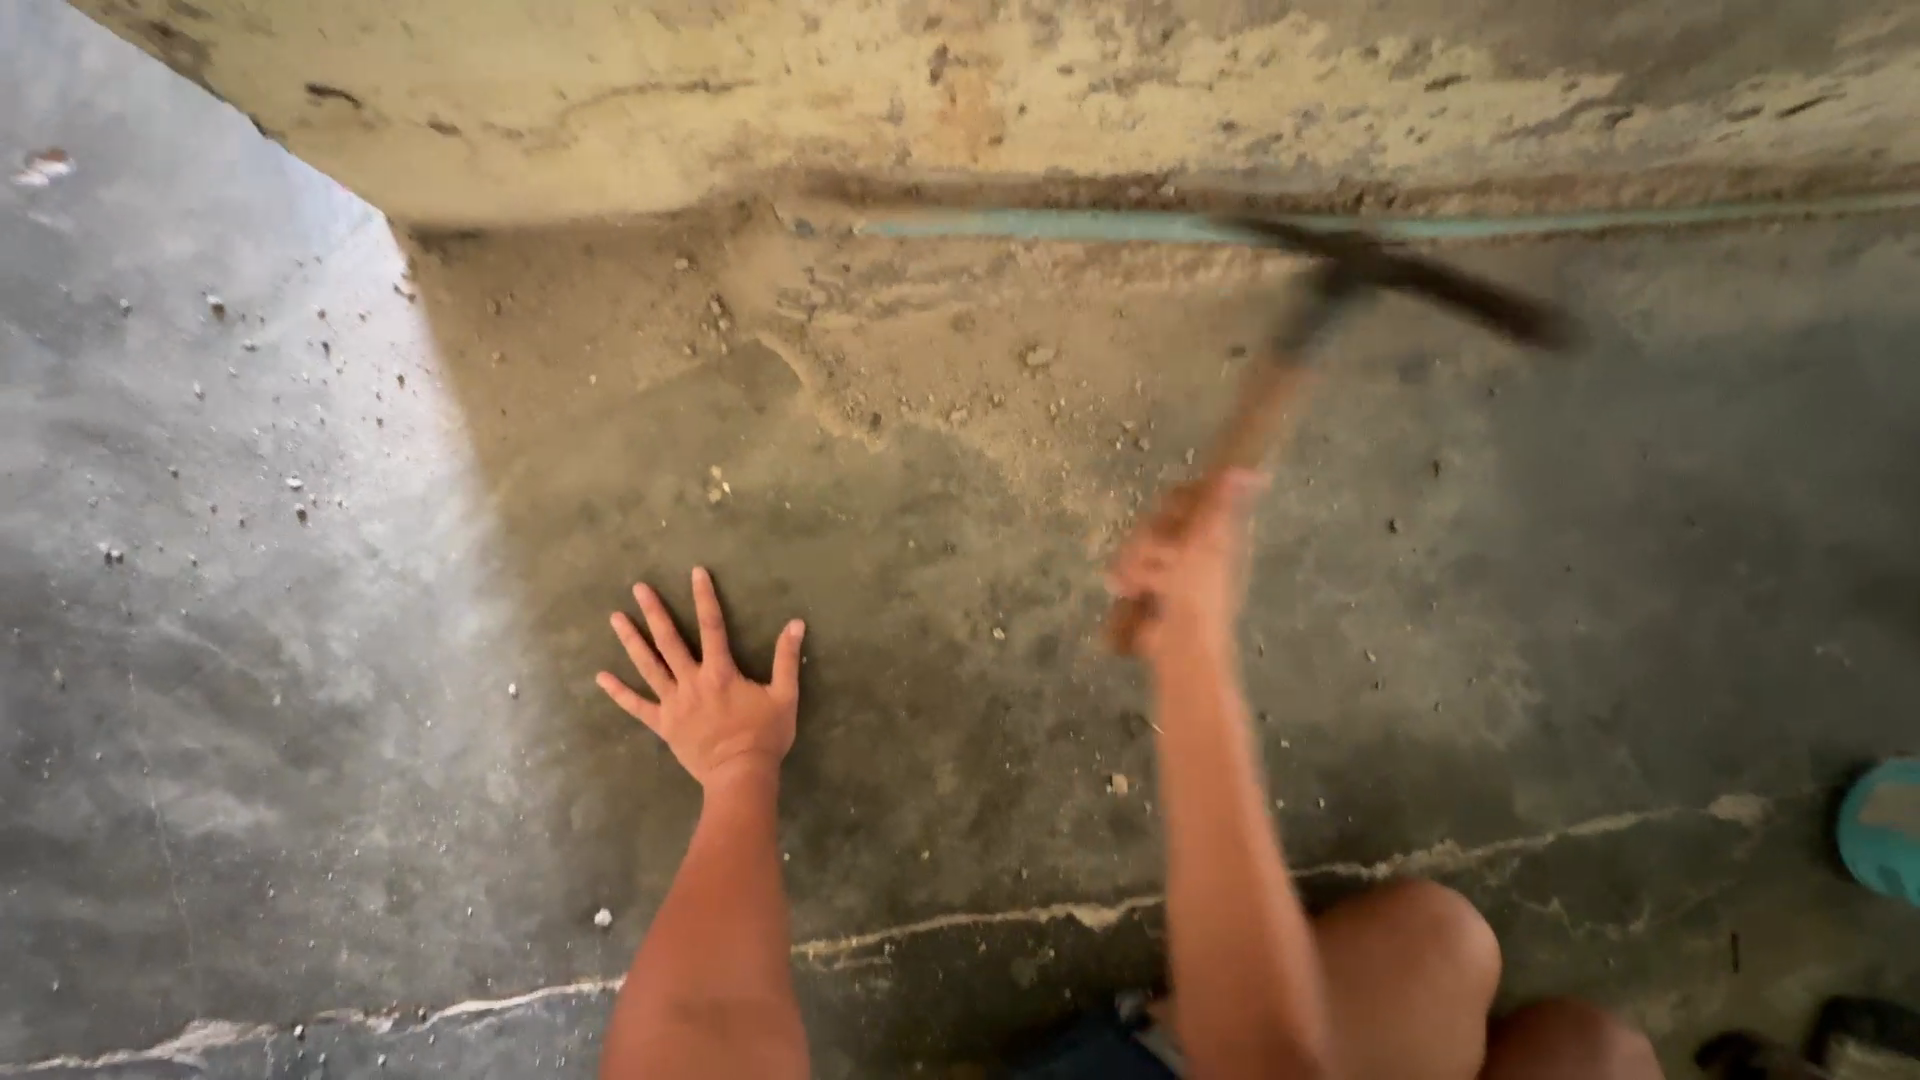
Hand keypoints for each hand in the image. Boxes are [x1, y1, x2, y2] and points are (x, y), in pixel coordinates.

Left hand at [596, 566, 805, 788]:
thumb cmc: (765, 735)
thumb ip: (787, 658)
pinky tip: (601, 678)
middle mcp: (692, 682)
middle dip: (655, 612)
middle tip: (639, 588)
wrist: (740, 775)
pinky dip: (619, 692)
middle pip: (669, 641)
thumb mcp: (785, 695)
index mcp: (721, 672)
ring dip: (632, 641)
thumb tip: (796, 624)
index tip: (696, 573)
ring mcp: (673, 704)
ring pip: (648, 667)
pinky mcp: (663, 725)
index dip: (704, 597)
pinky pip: (637, 707)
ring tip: (616, 619)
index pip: (713, 626)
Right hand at [1105, 469, 1265, 664]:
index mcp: (1215, 534)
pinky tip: (1126, 589)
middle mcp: (1194, 547)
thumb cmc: (1200, 591)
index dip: (1174, 503)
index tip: (1168, 512)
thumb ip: (1220, 505)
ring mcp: (1171, 568)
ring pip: (1138, 544)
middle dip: (1148, 541)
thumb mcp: (1210, 541)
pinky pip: (1128, 567)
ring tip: (1138, 585)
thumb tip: (1249, 469)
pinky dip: (1126, 577)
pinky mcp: (1149, 586)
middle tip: (1154, 559)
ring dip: (1134, 563)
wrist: (1180, 641)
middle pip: (1157, 521)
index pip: (1190, 498)